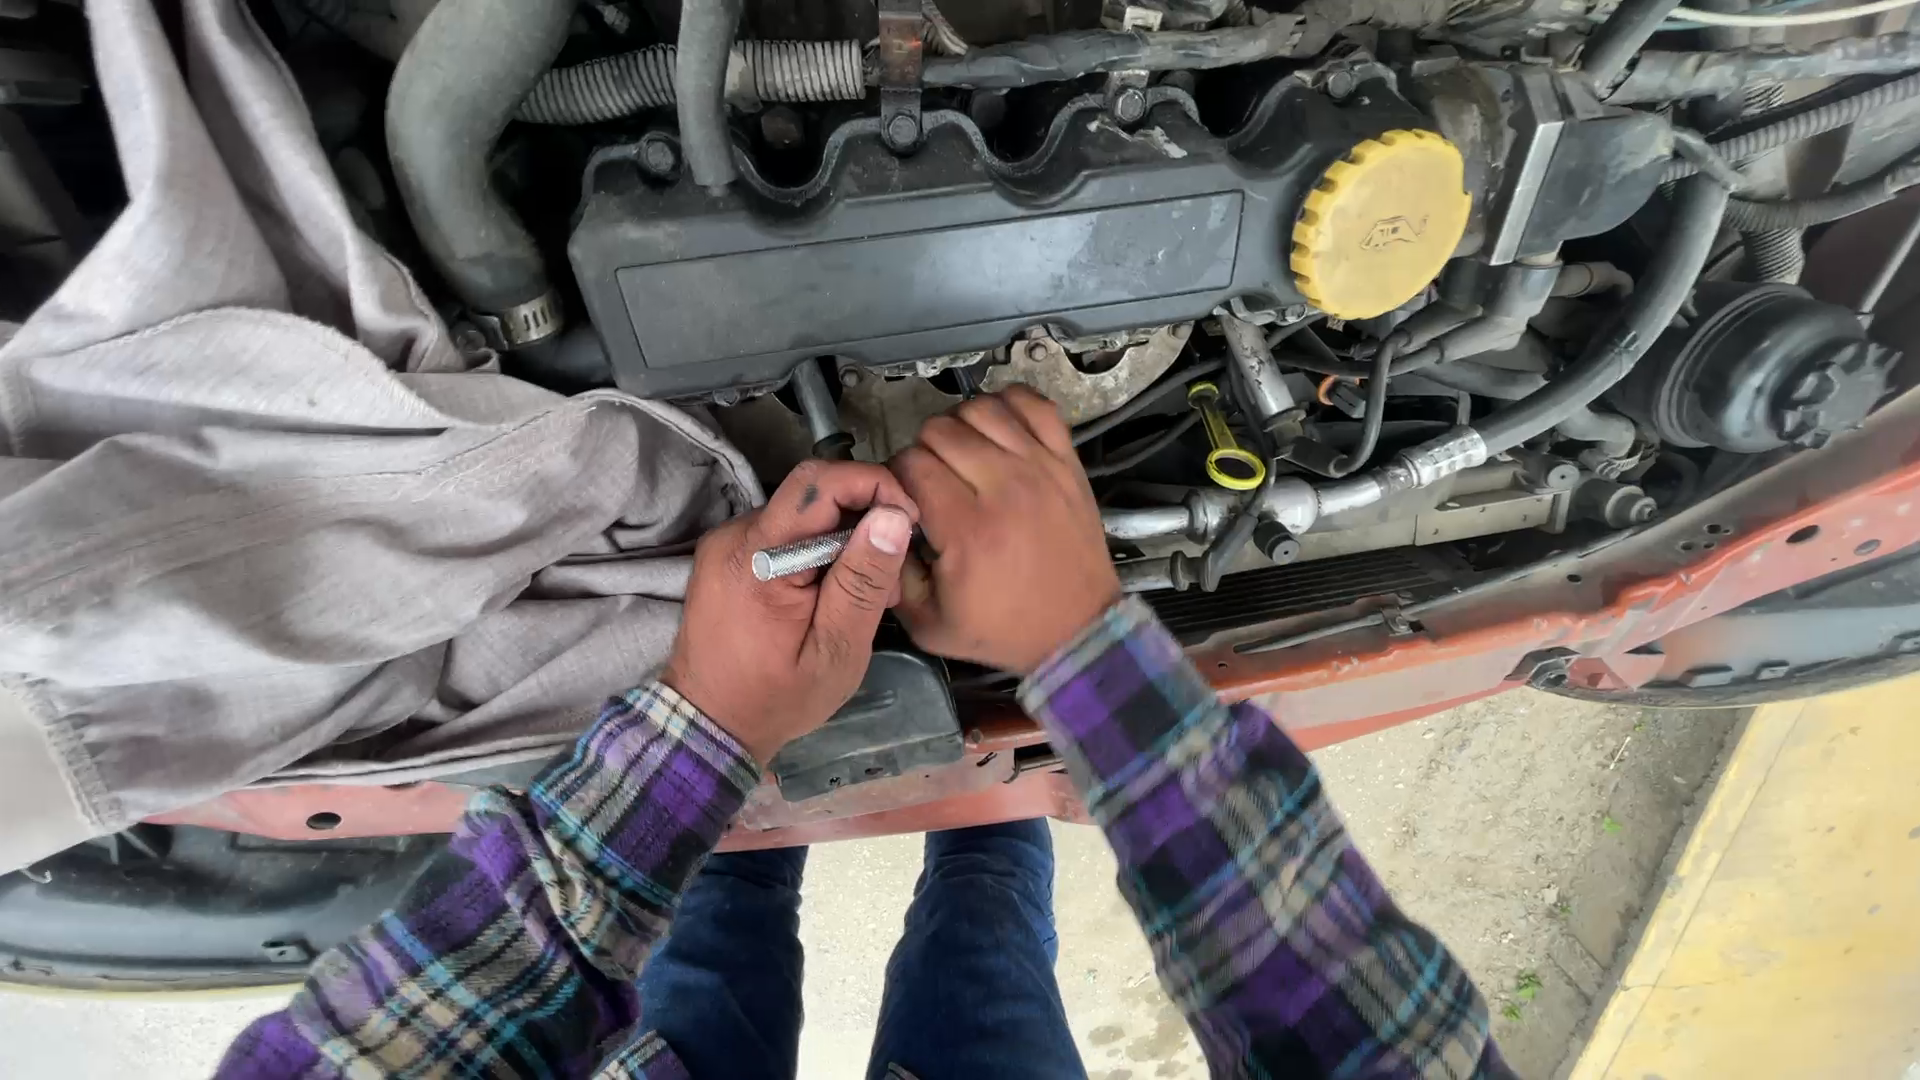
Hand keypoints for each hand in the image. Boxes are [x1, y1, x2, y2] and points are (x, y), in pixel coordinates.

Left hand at [660, 460, 917, 763]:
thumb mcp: (836, 649)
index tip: (907, 521)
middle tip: (890, 573)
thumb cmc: (777, 698)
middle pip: (813, 495)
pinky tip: (832, 595)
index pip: (820, 483)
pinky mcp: (728, 556)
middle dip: (865, 519)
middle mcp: (735, 535)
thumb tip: (894, 516)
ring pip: (804, 515)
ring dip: (845, 542)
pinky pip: (786, 534)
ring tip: (864, 597)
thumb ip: (863, 581)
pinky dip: (820, 553)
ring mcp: (727, 543)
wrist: (709, 725)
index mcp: (758, 557)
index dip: (874, 485)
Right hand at [889, 387, 1120, 675]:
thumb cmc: (1007, 629)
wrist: (1076, 630)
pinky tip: (998, 428)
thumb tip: (879, 526)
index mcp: (968, 528)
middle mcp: (1005, 489)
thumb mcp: (930, 624)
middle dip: (924, 449)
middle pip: (940, 430)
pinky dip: (1010, 404)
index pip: (912, 464)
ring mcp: (1040, 469)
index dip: (898, 475)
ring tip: (961, 453)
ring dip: (961, 425)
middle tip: (931, 477)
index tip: (906, 494)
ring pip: (982, 408)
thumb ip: (893, 574)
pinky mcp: (1065, 462)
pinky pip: (1035, 405)